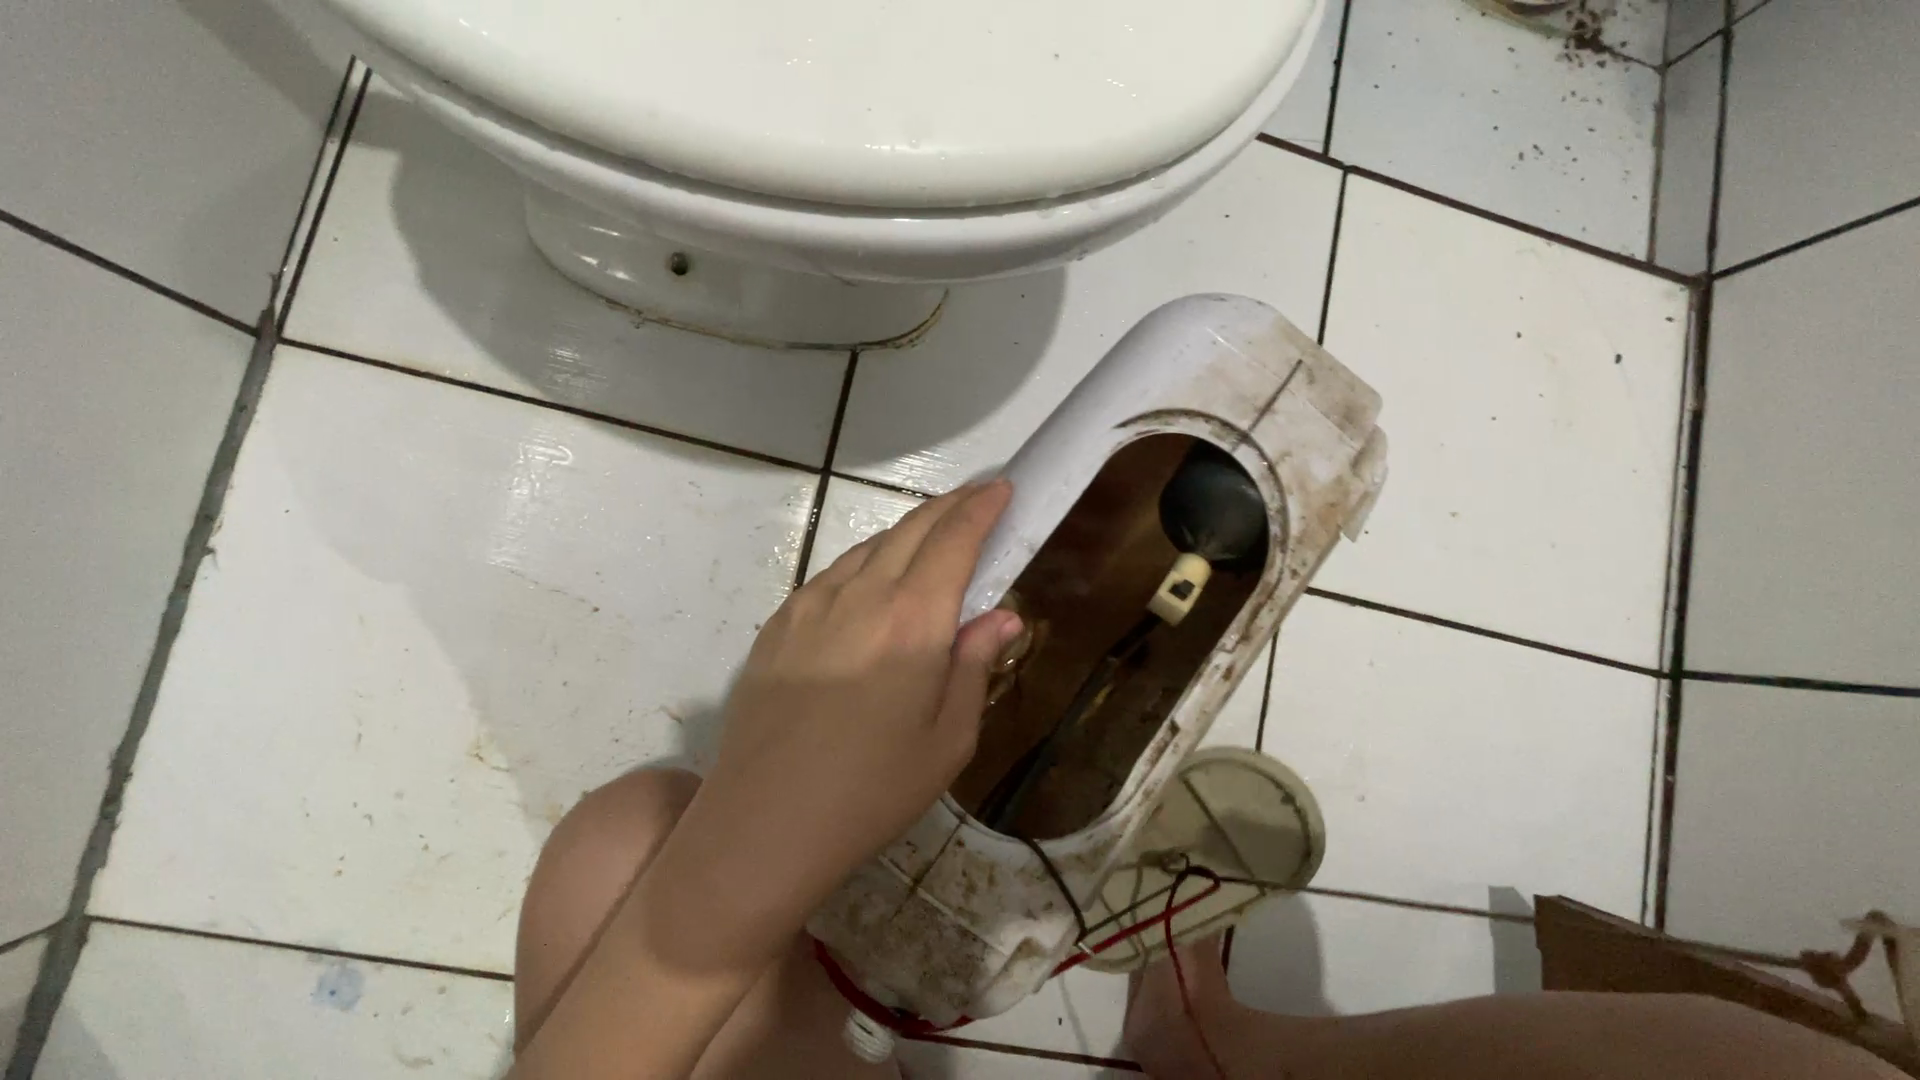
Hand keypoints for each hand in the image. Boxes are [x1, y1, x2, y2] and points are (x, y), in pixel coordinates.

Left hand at [694, 481, 1023, 918]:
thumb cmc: (871, 791)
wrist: (762, 824)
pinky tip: (874, 583)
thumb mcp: (948, 741)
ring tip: (933, 536)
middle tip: (978, 498)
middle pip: (911, 529)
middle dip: (950, 506)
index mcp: (911, 620)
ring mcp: (810, 606)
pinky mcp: (778, 625)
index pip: (954, 540)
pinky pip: (833, 575)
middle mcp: (859, 595)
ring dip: (908, 531)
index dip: (982, 508)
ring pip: (869, 547)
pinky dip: (867, 562)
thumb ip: (973, 667)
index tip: (1003, 487)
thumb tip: (1001, 617)